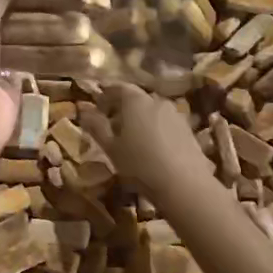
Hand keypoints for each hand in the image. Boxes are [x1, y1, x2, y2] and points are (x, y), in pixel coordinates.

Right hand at [96, 83, 216, 199]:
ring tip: (132, 140)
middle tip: (112, 126)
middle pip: (136, 99)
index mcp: (135, 100)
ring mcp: (176, 114)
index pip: (118, 88)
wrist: (184, 184)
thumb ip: (97, 126)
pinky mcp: (188, 129)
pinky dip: (156, 130)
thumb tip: (84, 110)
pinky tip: (153, 148)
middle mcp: (157, 100)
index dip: (106, 95)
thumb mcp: (111, 148)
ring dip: (141, 120)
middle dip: (123, 109)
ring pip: (152, 111)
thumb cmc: (139, 164)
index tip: (98, 107)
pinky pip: (166, 123)